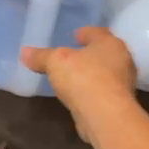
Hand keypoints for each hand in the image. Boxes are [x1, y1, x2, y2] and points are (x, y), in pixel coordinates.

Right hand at [21, 26, 138, 138]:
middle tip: (74, 55)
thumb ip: (41, 56)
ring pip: (106, 73)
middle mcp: (122, 60)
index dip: (85, 32)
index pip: (98, 32)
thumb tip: (24, 52)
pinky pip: (103, 91)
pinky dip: (93, 90)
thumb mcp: (55, 62)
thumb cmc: (83, 78)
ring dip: (92, 73)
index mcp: (110, 44)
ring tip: (74, 76)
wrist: (104, 115)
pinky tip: (79, 94)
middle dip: (90, 53)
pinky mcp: (119, 103)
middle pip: (105, 52)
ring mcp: (123, 83)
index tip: (75, 35)